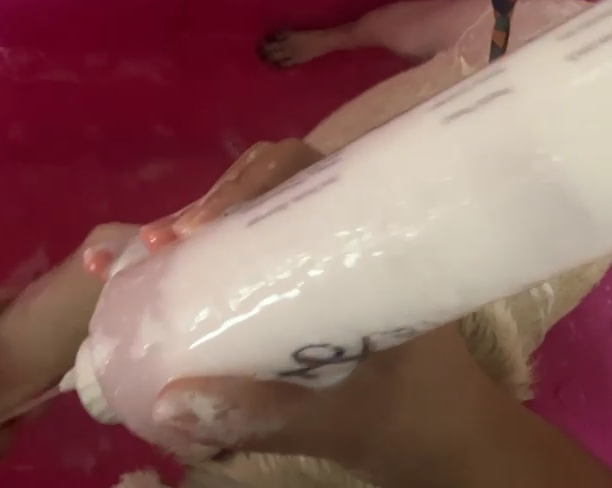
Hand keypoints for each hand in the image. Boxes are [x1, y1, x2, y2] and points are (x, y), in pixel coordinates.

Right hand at [94, 139, 611, 487]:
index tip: (200, 224)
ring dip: (208, 218)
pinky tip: (177, 265)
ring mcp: (330, 245)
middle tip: (166, 240)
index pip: (308, 170)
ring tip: (156, 249)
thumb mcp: (344, 420)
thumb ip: (266, 415)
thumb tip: (167, 401)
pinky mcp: (313, 274)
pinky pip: (262, 242)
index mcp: (376, 231)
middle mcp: (351, 222)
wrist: (456, 441)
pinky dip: (217, 247)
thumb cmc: (416, 418)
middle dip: (215, 199)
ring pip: (264, 206)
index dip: (248, 182)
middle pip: (275, 178)